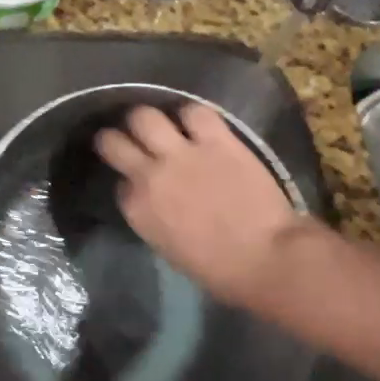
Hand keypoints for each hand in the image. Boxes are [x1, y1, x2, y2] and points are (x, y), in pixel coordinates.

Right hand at [95, 103, 304, 306]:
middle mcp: (149, 175)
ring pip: (145, 116)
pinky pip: (195, 112)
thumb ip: (152, 216)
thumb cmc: (217, 268)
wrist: (266, 257)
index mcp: (136, 208)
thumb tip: (155, 199)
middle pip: (113, 140)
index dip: (129, 179)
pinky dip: (193, 115)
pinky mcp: (217, 141)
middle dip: (116, 138)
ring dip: (149, 120)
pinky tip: (198, 124)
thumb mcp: (166, 247)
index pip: (120, 181)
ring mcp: (182, 154)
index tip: (140, 182)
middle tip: (129, 139)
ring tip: (161, 125)